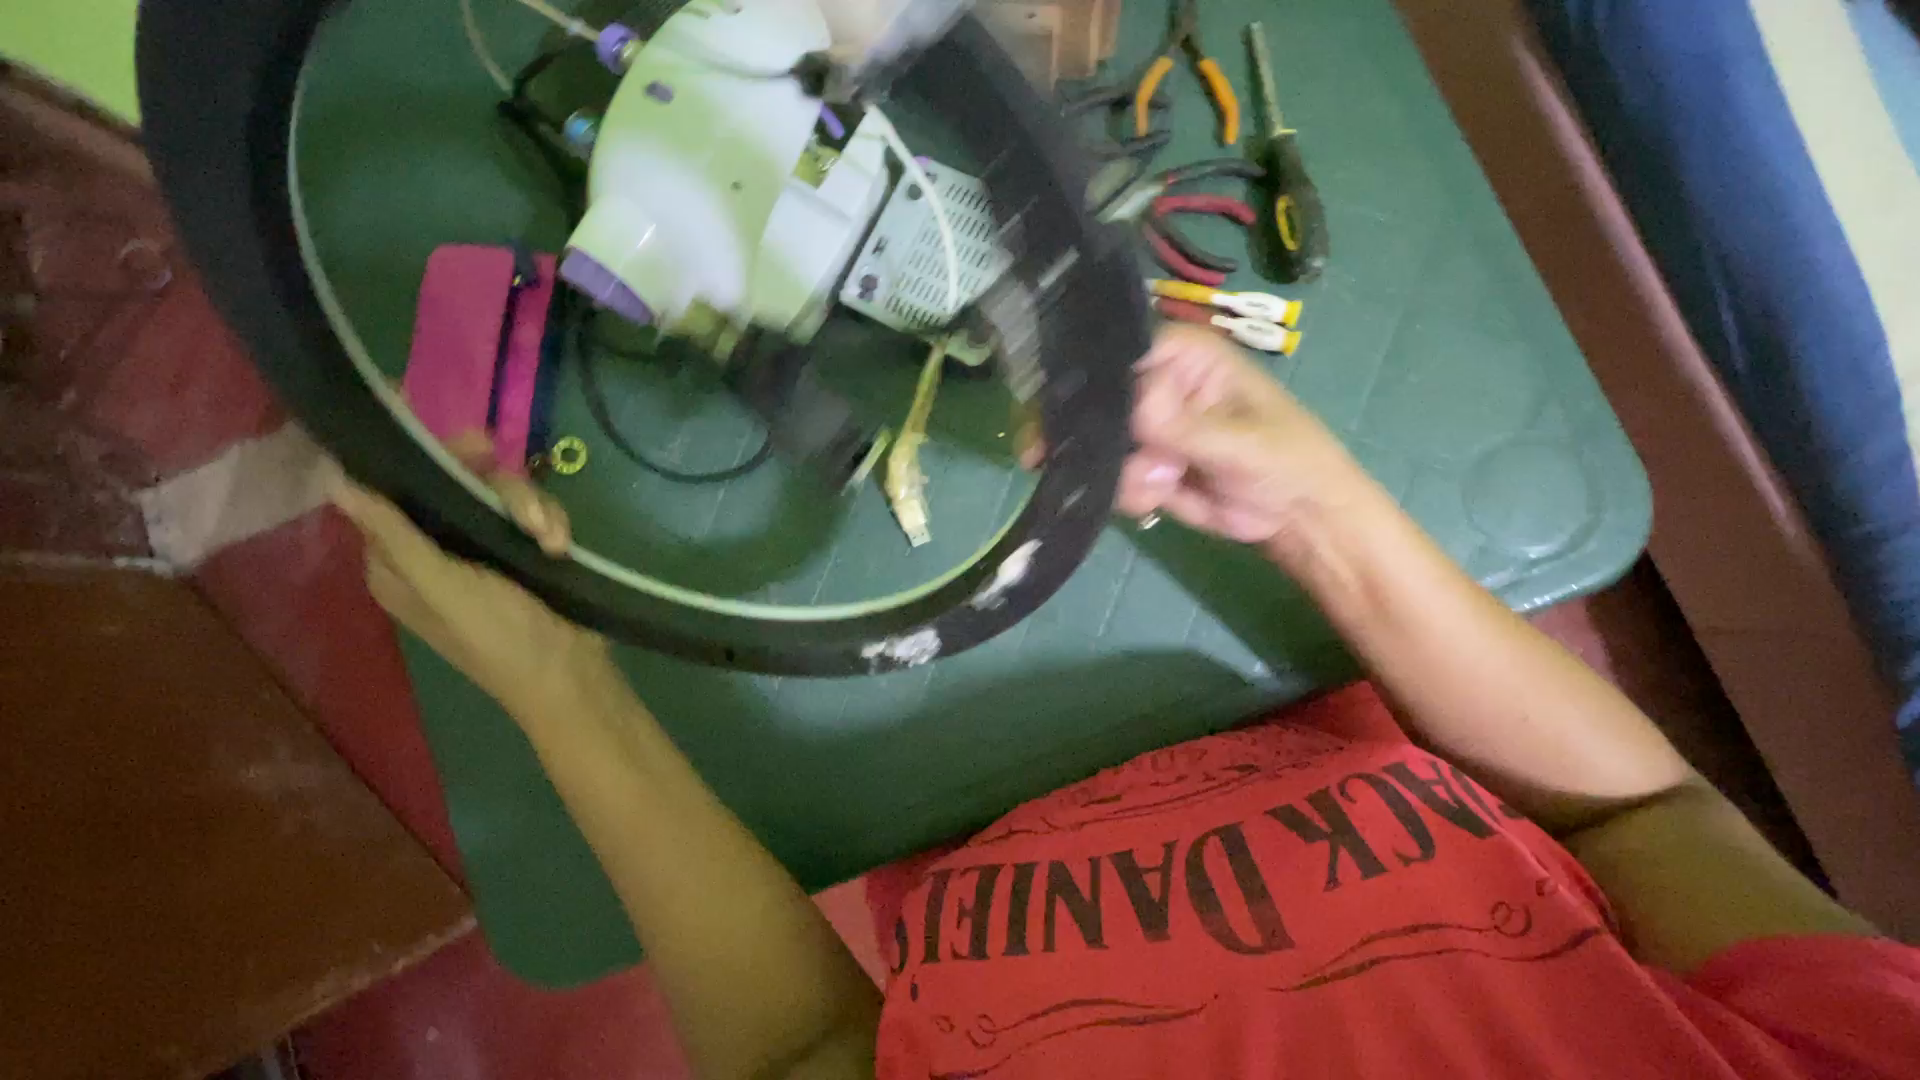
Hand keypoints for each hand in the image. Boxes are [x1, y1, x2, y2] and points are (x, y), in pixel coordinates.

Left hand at [329, 431, 612, 719]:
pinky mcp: (527, 548)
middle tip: (501, 459)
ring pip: (501, 492)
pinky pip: (534, 510)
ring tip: (549, 537)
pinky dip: (550, 522)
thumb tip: (334, 478)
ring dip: (529, 505)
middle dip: (488, 481)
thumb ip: (393, 534)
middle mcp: (437, 548)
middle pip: (453, 481)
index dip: (416, 457)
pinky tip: (559, 545)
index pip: (393, 490)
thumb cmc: (498, 637)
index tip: (450, 430)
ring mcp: (487, 547)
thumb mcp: (441, 587)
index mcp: (398, 562)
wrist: (569, 672)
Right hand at [1117, 325, 1370, 553]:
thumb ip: (1187, 426)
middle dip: (1111, 437)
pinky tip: (1160, 500)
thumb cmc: (1289, 462)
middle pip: (1104, 399)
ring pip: (1104, 444)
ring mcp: (1149, 429)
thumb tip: (1137, 405)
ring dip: (1127, 471)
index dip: (1107, 377)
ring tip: (1166, 485)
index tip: (1105, 413)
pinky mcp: (1144, 465)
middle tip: (1138, 464)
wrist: (1299, 519)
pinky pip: (1115, 476)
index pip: (1129, 349)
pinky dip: (1132, 492)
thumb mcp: (1243, 443)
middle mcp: (1162, 387)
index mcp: (1190, 358)